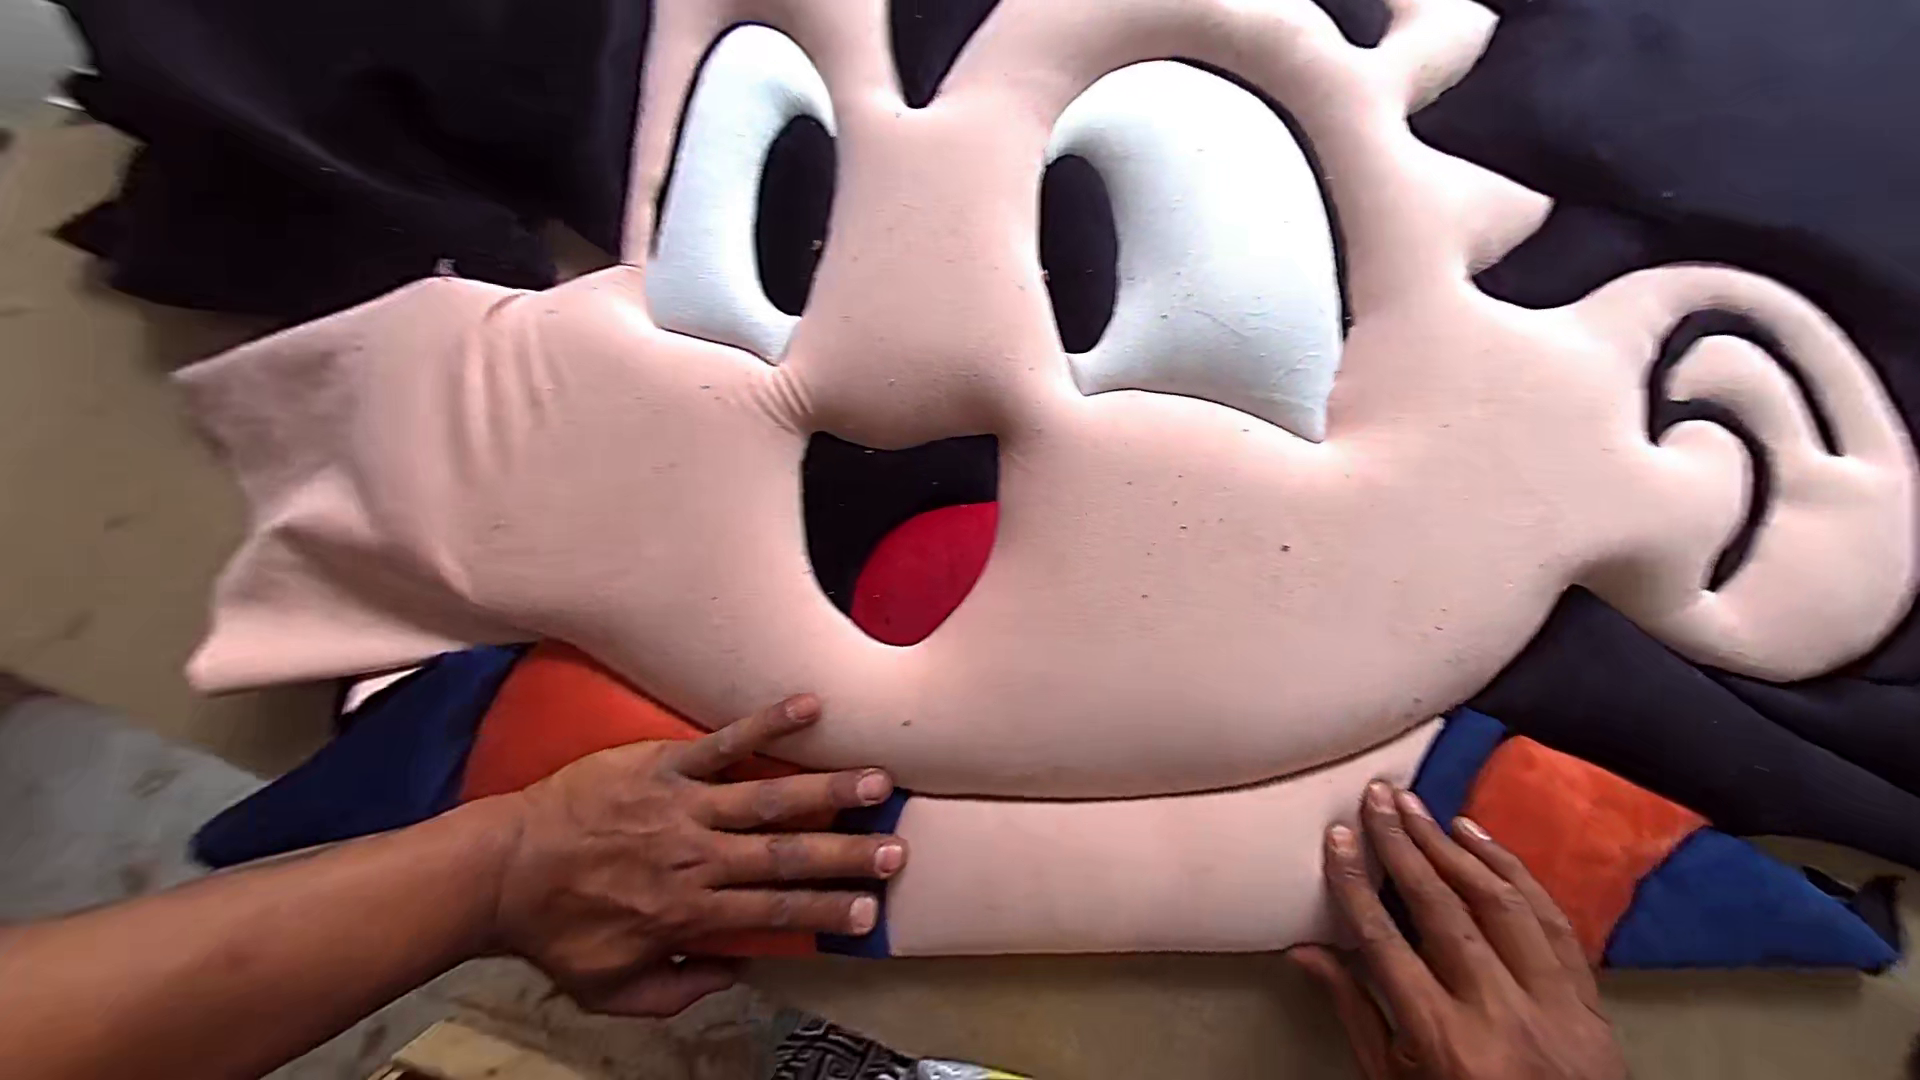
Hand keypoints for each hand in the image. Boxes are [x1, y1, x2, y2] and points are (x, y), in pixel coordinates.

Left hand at [488, 694, 904, 1015]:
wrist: (502, 868)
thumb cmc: (558, 928)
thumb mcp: (608, 987)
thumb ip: (674, 991)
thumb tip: (738, 971)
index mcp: (689, 912)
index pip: (774, 912)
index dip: (825, 911)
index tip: (871, 909)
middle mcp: (699, 858)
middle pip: (785, 856)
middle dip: (845, 853)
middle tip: (895, 848)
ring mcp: (686, 806)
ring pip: (769, 799)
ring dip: (826, 790)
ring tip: (876, 780)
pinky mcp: (668, 764)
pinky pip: (724, 742)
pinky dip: (768, 724)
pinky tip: (810, 707)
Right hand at [1289, 782, 1627, 1079]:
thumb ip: (1354, 1010)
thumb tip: (1303, 950)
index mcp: (1448, 1043)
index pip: (1384, 938)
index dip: (1354, 880)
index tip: (1336, 836)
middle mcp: (1505, 1019)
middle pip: (1443, 909)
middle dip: (1403, 844)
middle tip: (1377, 798)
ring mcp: (1560, 1013)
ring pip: (1501, 906)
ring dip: (1454, 847)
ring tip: (1420, 808)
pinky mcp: (1594, 1010)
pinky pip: (1555, 926)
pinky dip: (1517, 874)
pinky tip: (1481, 839)